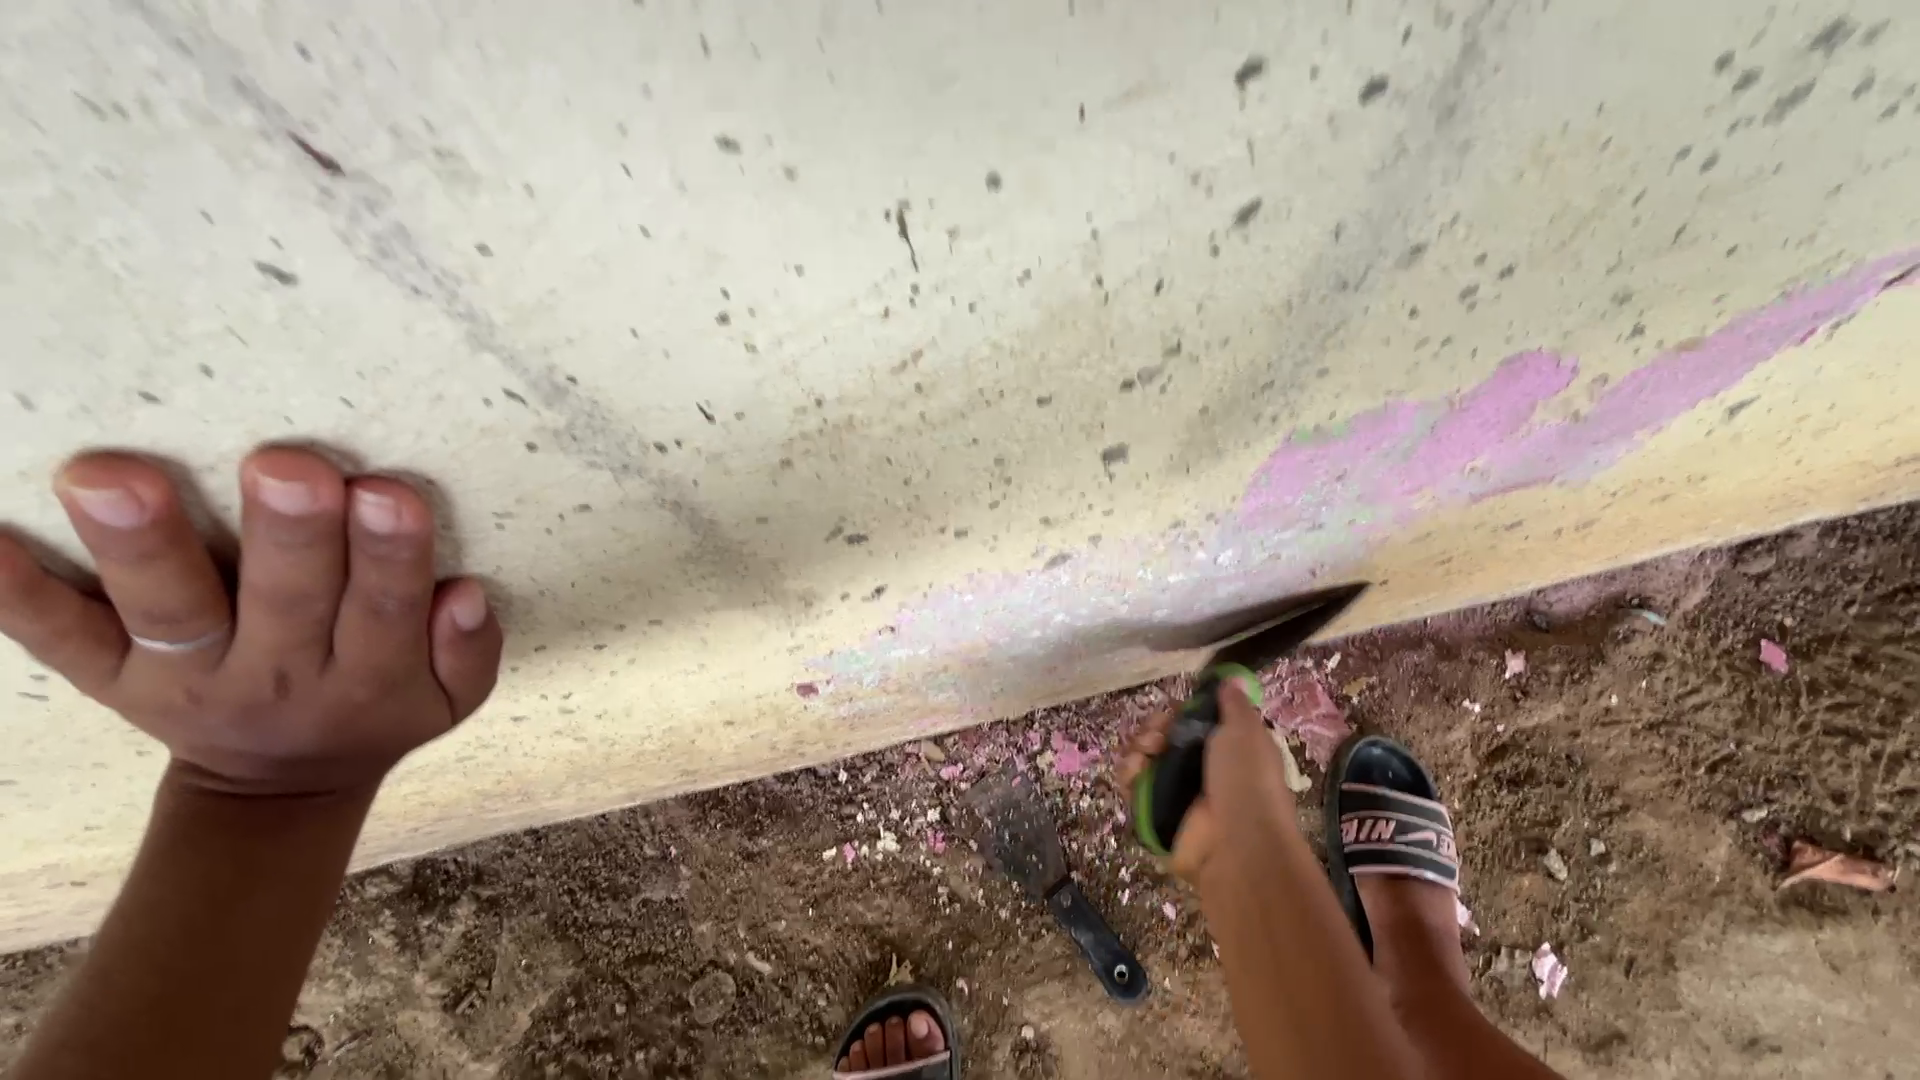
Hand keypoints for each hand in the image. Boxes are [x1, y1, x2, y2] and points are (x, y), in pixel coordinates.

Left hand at [0, 447, 503, 795]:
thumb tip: (464, 592)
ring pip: (168, 612)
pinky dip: (16, 595)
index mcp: (370, 675)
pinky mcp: (112, 679)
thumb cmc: (381, 714)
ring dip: (142, 546)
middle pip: (289, 600)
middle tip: (286, 465)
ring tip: (110, 478)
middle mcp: (281, 676)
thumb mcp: (452, 699)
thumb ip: (468, 649)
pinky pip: (58, 639)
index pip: (387, 608)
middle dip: (290, 534)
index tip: (389, 494)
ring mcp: (187, 678)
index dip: (391, 554)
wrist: (282, 785)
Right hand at [1119, 680, 1298, 883]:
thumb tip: (1230, 680)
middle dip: (1153, 728)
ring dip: (1138, 747)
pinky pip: (1132, 785)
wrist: (1237, 842)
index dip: (1178, 713)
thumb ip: (1233, 704)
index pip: (1190, 722)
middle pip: (1162, 736)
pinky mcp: (1154, 812)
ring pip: (1143, 757)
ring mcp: (1176, 792)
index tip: (1176, 712)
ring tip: (1146, 753)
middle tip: (1158, 735)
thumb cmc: (1247, 780)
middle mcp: (1200, 769)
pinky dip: (1129, 773)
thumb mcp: (1246, 731)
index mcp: (1226, 749)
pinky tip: (1136, 770)